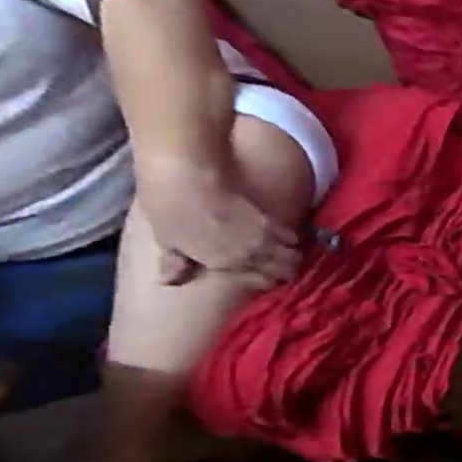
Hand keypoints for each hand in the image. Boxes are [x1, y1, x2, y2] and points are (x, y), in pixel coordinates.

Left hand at [136, 157, 299, 286]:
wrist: (187, 178)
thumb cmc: (169, 210)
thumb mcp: (166, 240)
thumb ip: (175, 263)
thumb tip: (169, 283)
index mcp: (225, 263)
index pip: (263, 282)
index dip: (263, 281)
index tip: (259, 278)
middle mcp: (252, 255)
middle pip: (286, 270)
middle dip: (284, 271)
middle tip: (277, 268)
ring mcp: (265, 238)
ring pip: (295, 256)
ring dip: (292, 257)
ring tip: (284, 255)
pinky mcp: (271, 220)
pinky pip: (292, 237)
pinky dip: (291, 241)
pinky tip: (283, 238)